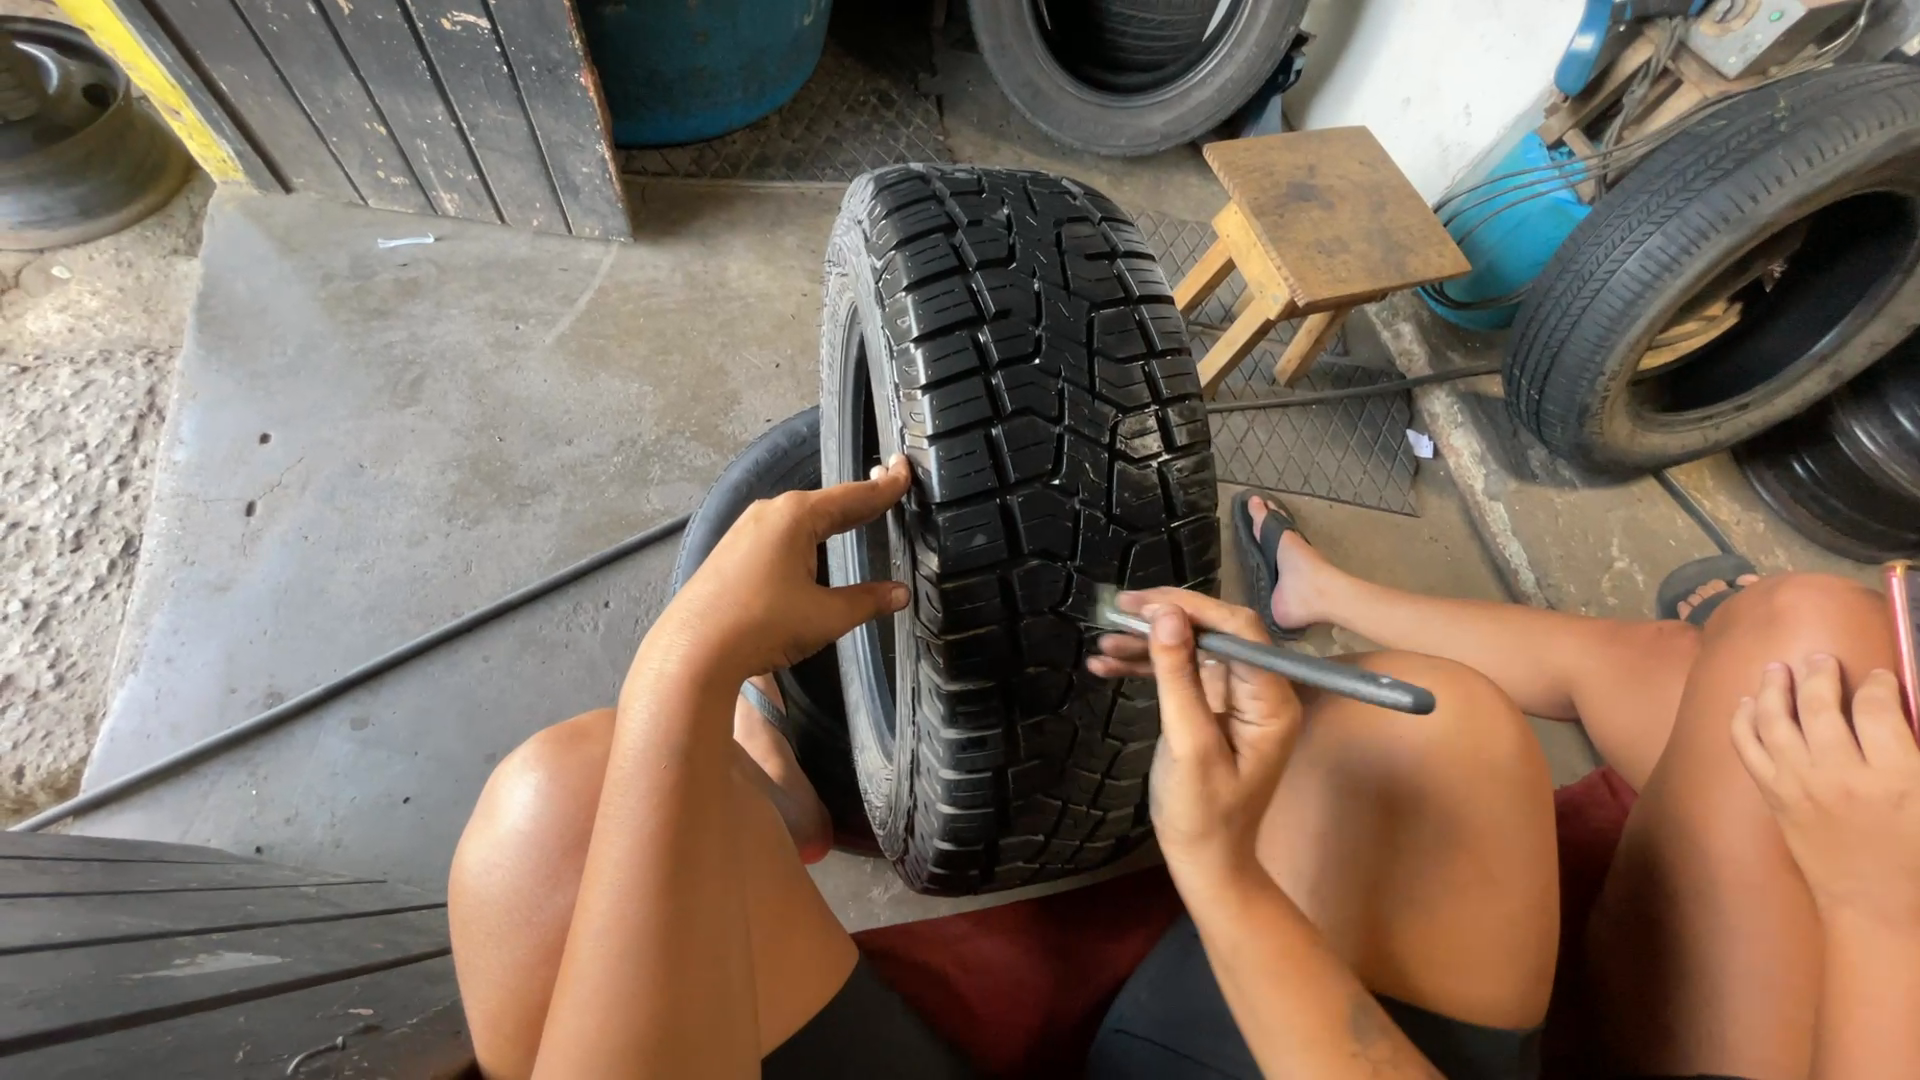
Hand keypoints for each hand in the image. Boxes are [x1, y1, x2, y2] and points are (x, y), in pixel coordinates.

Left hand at [649, 455, 911, 679]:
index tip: (905, 471)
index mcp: (796, 517)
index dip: (884, 488)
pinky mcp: (730, 553)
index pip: (853, 497)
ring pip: (798, 518)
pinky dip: (805, 534)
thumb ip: (867, 601)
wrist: (691, 653)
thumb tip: (900, 594)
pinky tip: (810, 546)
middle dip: (857, 499)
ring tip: (855, 515)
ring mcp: (745, 531)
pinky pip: (779, 534)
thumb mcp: (826, 616)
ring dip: (829, 517)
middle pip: (825, 502)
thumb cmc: (762, 626)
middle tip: (887, 488)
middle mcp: (769, 514)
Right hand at [1088, 588, 1303, 883]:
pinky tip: (1106, 666)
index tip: (1143, 604)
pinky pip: (1179, 671)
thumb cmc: (1203, 812)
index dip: (1193, 608)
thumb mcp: (1187, 742)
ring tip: (1102, 644)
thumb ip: (1178, 675)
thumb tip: (1165, 614)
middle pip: (1214, 631)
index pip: (1239, 630)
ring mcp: (1234, 696)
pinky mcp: (1210, 704)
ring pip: (1191, 648)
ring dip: (1146, 643)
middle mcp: (1260, 689)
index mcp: (1272, 699)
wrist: (1203, 857)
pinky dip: (1144, 666)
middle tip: (1117, 612)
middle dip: (1164, 619)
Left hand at [1731, 654, 1919, 932]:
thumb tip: (1902, 717)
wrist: (1879, 904)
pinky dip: (1743, 720)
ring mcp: (1799, 783)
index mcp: (1899, 779)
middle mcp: (1842, 776)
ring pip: (1775, 722)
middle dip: (1819, 677)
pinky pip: (1747, 747)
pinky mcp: (1772, 794)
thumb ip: (1914, 757)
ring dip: (1773, 689)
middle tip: (1819, 656)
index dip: (1876, 687)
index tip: (1875, 674)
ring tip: (1775, 667)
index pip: (1879, 714)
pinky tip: (1744, 702)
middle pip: (1820, 710)